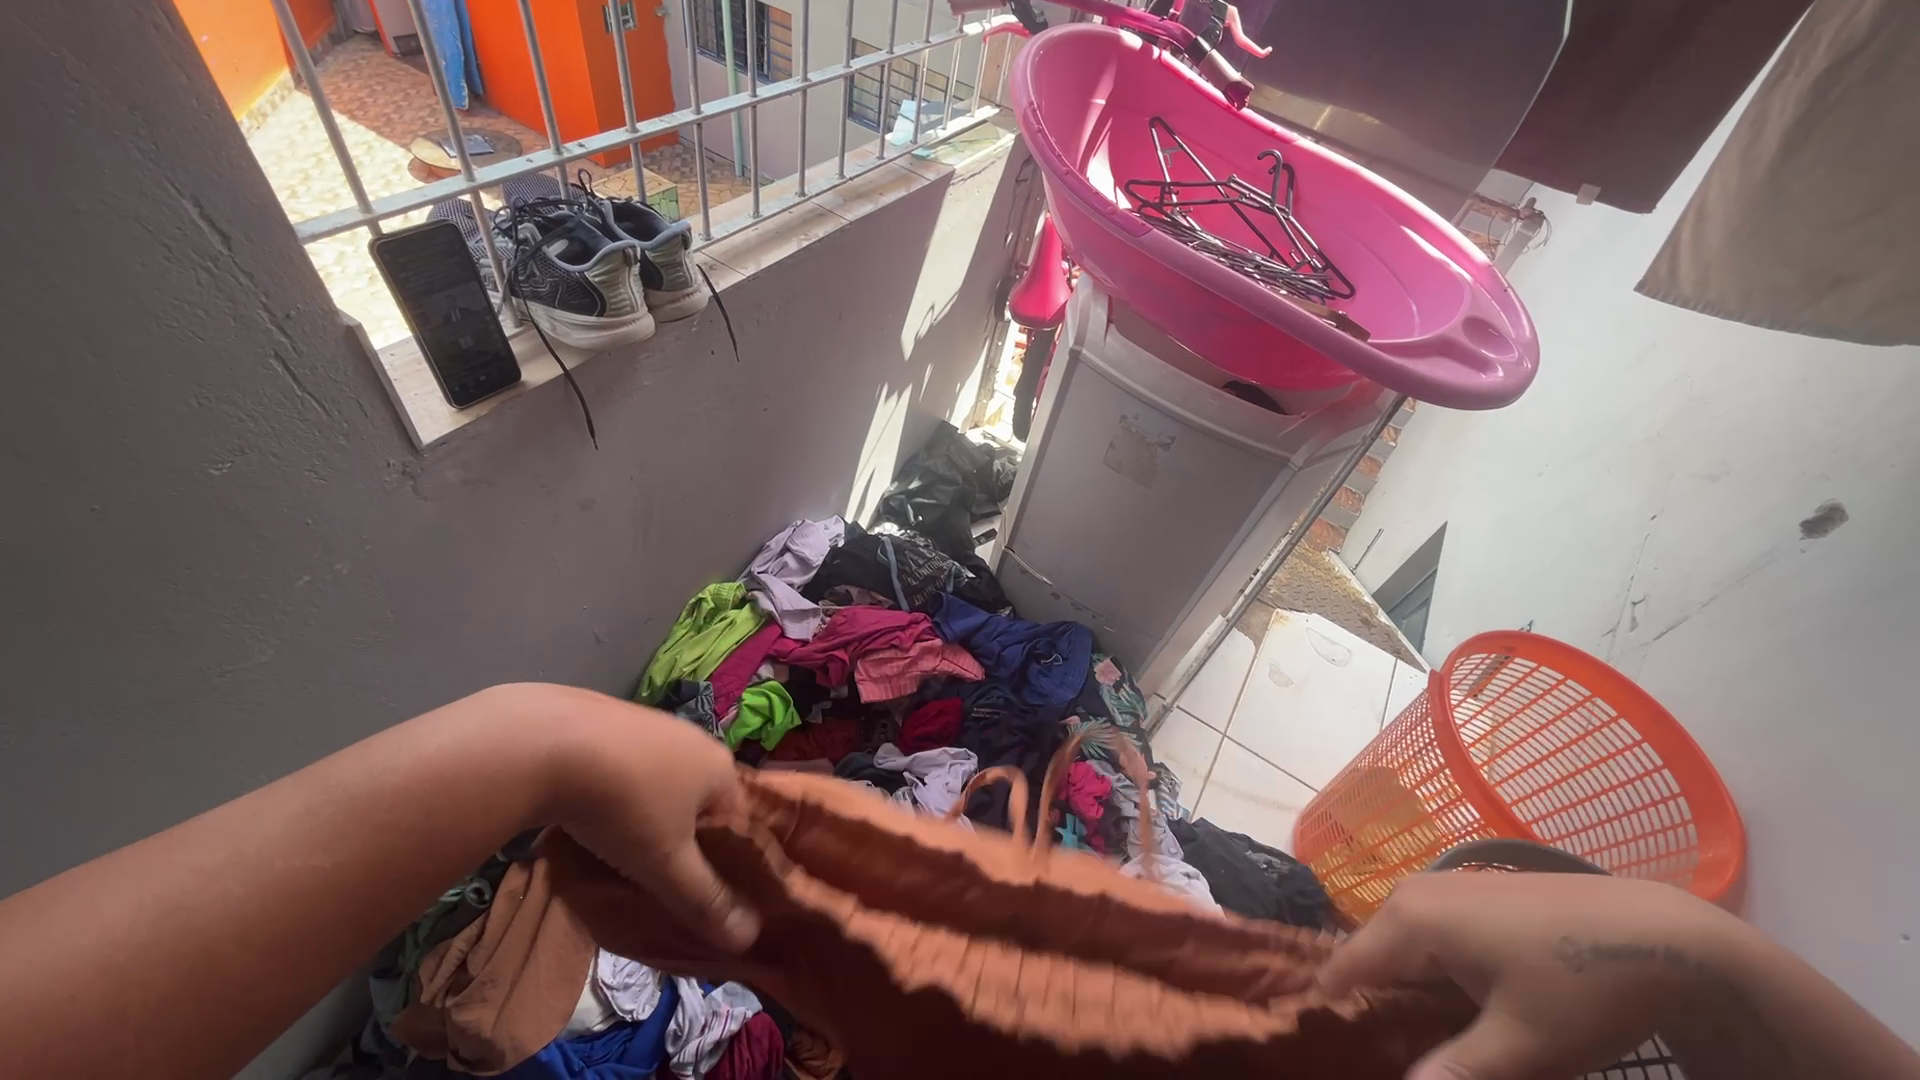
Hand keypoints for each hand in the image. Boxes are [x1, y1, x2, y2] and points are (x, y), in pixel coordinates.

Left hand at [531, 685, 760, 951]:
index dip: (721, 862)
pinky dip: (617, 791)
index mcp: (721, 767)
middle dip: (680, 839)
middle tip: (651, 874)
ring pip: (662, 783)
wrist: (543, 743)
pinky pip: (628, 766)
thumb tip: (750, 937)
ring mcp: (653, 725)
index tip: (694, 891)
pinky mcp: (611, 720)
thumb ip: (706, 900)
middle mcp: (695, 739)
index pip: (738, 823)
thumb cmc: (623, 806)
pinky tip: (590, 811)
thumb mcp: (665, 864)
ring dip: (647, 816)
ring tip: (616, 848)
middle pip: (699, 802)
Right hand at [1318, 872, 1750, 1079]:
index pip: (1343, 969)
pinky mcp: (1471, 894)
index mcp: (1408, 920)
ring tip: (1429, 1044)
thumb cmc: (1583, 987)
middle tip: (1399, 1059)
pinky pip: (1429, 937)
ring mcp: (1442, 888)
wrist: (1668, 936)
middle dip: (1376, 1010)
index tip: (1344, 1056)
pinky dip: (1433, 975)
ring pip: (1402, 950)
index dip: (1337, 1015)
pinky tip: (1463, 1010)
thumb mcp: (1523, 1047)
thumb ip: (1456, 1072)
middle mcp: (1412, 893)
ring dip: (1407, 995)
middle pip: (1371, 959)